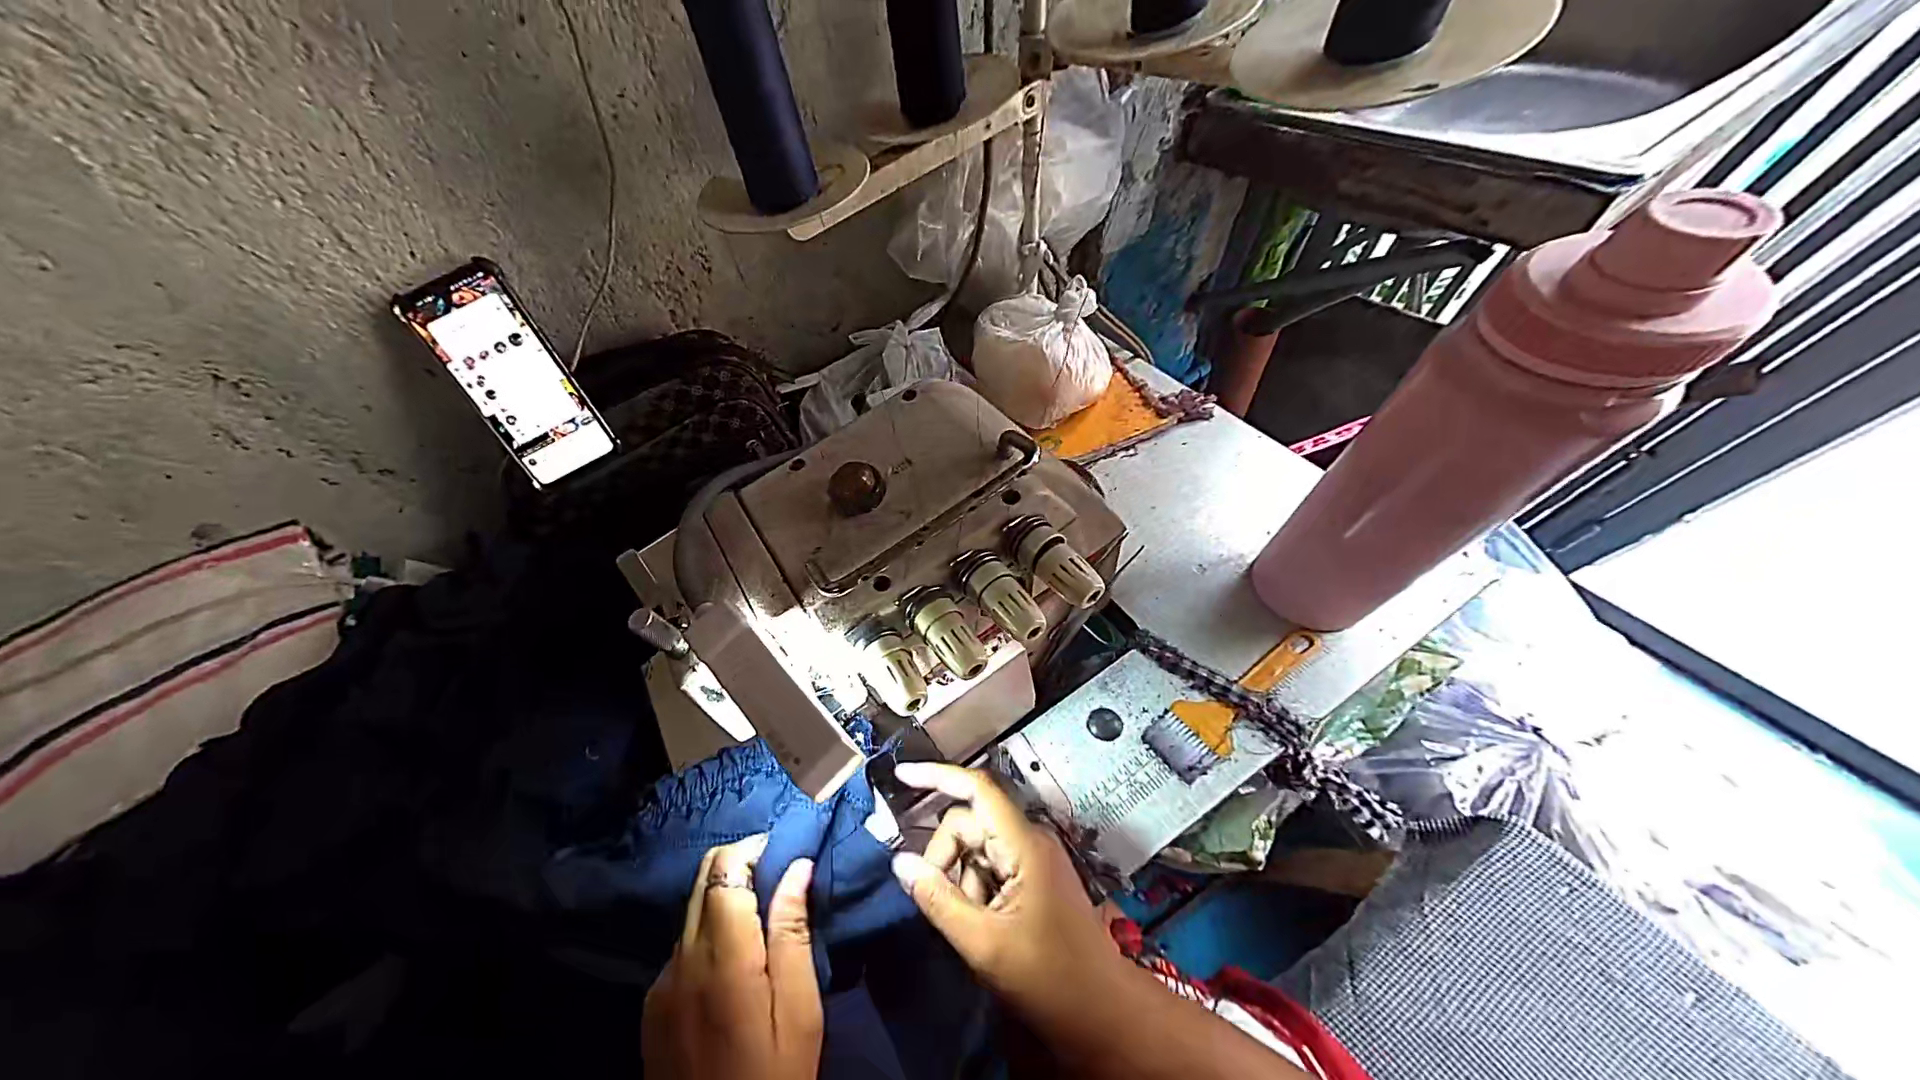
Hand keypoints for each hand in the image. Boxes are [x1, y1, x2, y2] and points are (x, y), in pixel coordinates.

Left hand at [643, 835, 821, 1079]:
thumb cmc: (773, 1074)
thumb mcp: (798, 1006)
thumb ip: (792, 931)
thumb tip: (798, 866)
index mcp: (721, 955)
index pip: (725, 867)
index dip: (756, 849)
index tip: (787, 855)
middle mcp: (681, 958)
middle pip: (703, 878)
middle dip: (741, 864)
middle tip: (780, 879)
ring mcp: (661, 983)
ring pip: (693, 910)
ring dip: (726, 898)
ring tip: (764, 919)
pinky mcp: (654, 1006)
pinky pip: (683, 946)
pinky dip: (710, 933)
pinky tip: (736, 962)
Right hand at [887, 762, 1129, 1028]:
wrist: (1102, 1012)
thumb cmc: (1048, 978)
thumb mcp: (983, 944)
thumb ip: (937, 899)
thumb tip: (901, 862)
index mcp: (1024, 844)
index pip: (977, 789)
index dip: (937, 775)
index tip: (901, 775)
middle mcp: (1029, 839)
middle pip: (968, 824)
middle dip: (944, 857)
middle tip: (940, 905)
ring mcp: (1032, 857)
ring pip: (975, 847)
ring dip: (960, 880)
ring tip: (973, 926)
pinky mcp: (1033, 876)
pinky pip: (989, 866)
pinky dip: (974, 889)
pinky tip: (984, 924)